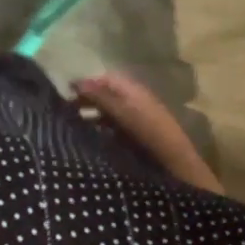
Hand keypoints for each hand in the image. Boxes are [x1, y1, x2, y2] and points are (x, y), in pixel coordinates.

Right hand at [73, 72, 221, 192]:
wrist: (177, 165)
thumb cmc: (149, 132)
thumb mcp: (122, 112)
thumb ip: (100, 96)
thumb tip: (76, 82)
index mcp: (135, 90)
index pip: (107, 79)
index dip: (88, 83)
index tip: (67, 93)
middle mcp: (138, 100)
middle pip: (109, 94)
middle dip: (89, 99)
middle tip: (69, 111)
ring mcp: (141, 119)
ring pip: (112, 111)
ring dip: (95, 115)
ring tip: (78, 126)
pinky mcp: (141, 137)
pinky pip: (118, 127)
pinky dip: (104, 129)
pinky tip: (95, 139)